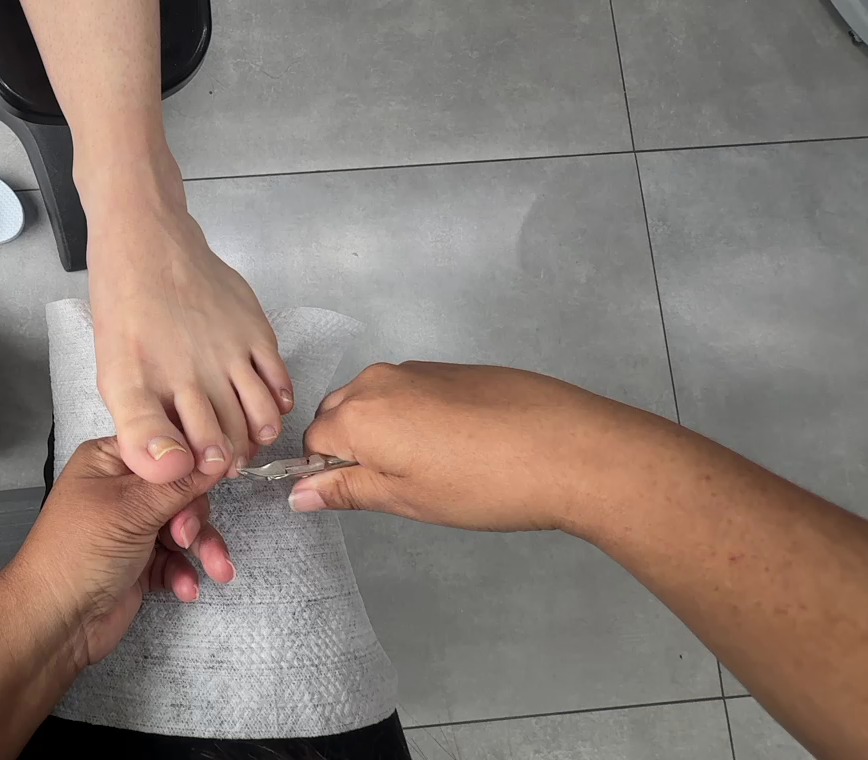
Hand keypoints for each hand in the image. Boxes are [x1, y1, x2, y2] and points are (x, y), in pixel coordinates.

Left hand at [5, 438, 234, 666]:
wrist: (56, 622)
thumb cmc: (79, 552)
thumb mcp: (132, 509)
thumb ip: (179, 484)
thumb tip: (217, 454)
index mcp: (110, 460)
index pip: (164, 447)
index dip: (194, 460)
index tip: (222, 473)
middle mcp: (122, 488)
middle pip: (180, 488)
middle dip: (194, 515)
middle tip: (186, 536)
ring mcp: (132, 526)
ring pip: (184, 526)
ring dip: (202, 547)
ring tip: (215, 569)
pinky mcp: (142, 562)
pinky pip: (177, 559)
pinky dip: (185, 572)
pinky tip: (184, 588)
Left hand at [86, 191, 292, 483]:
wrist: (147, 244)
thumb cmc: (125, 311)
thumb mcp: (113, 373)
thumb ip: (138, 427)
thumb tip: (172, 469)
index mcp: (150, 387)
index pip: (186, 454)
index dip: (196, 472)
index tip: (199, 472)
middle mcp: (193, 373)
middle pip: (229, 439)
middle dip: (228, 460)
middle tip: (226, 463)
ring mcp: (229, 351)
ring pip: (259, 416)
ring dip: (256, 436)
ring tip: (248, 442)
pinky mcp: (254, 330)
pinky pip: (279, 379)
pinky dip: (279, 402)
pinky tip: (269, 407)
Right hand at [289, 361, 673, 533]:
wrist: (569, 448)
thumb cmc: (482, 484)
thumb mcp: (406, 499)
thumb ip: (345, 491)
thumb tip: (297, 495)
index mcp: (355, 415)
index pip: (312, 442)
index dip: (328, 471)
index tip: (363, 493)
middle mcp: (374, 382)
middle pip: (336, 414)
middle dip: (351, 446)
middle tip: (397, 482)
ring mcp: (411, 369)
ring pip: (372, 400)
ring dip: (382, 429)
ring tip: (433, 463)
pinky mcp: (445, 367)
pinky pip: (406, 390)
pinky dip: (413, 414)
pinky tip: (458, 442)